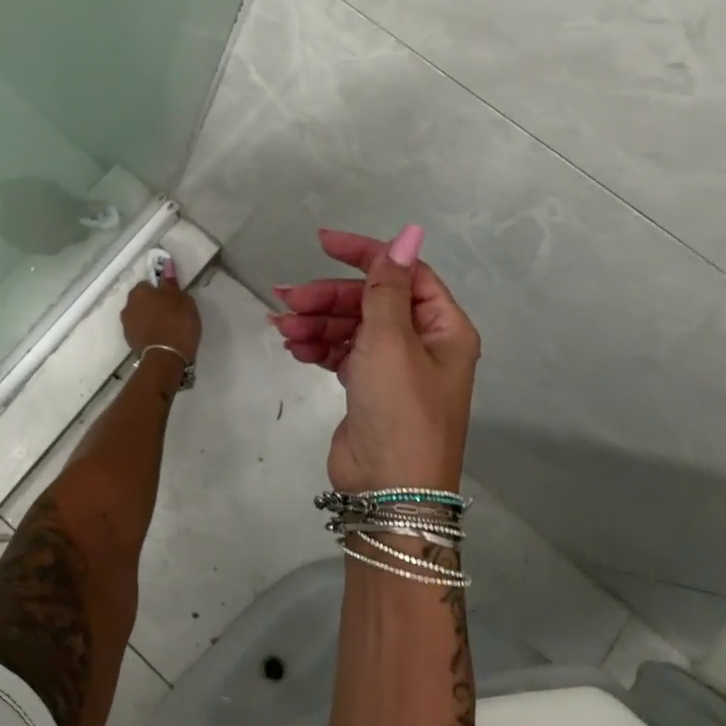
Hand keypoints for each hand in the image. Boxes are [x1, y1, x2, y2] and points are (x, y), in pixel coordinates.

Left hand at [121, 258, 201, 363]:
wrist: (167, 357)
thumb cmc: (177, 321)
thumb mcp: (181, 298)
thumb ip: (171, 282)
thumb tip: (166, 266)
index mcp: (138, 291)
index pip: (147, 284)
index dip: (160, 290)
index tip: (172, 298)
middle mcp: (127, 306)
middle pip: (141, 300)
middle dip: (152, 304)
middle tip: (172, 312)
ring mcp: (126, 325)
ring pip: (139, 316)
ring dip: (149, 319)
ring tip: (168, 328)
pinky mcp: (130, 342)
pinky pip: (140, 331)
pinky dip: (148, 332)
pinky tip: (162, 339)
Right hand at [272, 227, 480, 492]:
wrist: (389, 489)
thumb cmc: (400, 409)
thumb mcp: (390, 341)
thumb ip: (387, 287)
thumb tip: (406, 236)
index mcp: (442, 327)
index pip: (404, 273)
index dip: (364, 253)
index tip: (320, 242)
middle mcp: (422, 343)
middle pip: (370, 300)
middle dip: (327, 297)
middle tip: (286, 300)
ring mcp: (394, 367)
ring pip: (351, 326)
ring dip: (316, 323)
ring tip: (283, 330)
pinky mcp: (368, 388)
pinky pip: (341, 352)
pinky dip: (318, 346)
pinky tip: (294, 348)